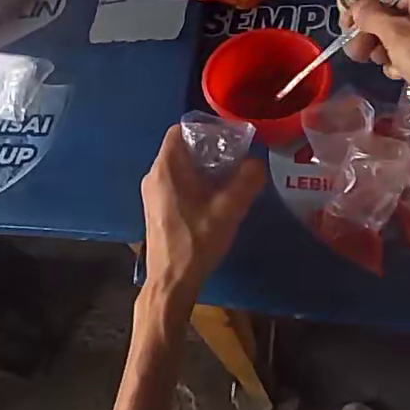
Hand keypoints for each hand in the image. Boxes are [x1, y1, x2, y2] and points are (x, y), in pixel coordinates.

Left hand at [140, 127, 266, 309]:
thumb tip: (258, 162)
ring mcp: (152, 192)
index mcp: (166, 168)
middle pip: (180, 148)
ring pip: (178, 166)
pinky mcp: (156, 207)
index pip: (179, 130)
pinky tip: (213, 196)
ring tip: (229, 175)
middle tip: (234, 155)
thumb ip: (246, 182)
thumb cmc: (196, 241)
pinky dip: (193, 181)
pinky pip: (174, 182)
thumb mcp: (228, 210)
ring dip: (202, 166)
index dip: (204, 128)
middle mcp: (154, 175)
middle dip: (208, 148)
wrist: (171, 281)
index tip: (227, 135)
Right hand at [345, 0, 409, 133]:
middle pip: (393, 16)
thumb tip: (357, 8)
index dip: (365, 8)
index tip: (347, 26)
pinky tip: (400, 75)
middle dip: (372, 34)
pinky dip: (402, 63)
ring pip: (399, 37)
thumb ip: (371, 16)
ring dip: (385, 51)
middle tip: (356, 53)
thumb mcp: (397, 34)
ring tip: (382, 64)